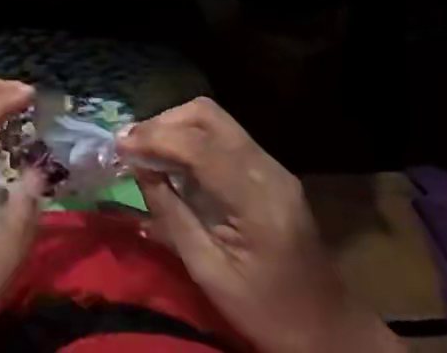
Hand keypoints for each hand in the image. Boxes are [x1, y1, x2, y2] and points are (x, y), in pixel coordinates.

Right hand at [118, 98, 399, 352]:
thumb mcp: (208, 272)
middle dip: (162, 123)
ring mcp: (273, 168)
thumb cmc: (265, 312)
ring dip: (174, 126)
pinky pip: (222, 136)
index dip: (153, 138)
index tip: (118, 146)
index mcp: (258, 201)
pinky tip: (171, 160)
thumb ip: (170, 213)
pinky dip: (189, 138)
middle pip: (206, 115)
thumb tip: (137, 167)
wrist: (329, 333)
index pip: (198, 146)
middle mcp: (269, 171)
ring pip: (212, 119)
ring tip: (146, 151)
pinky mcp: (270, 171)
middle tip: (132, 145)